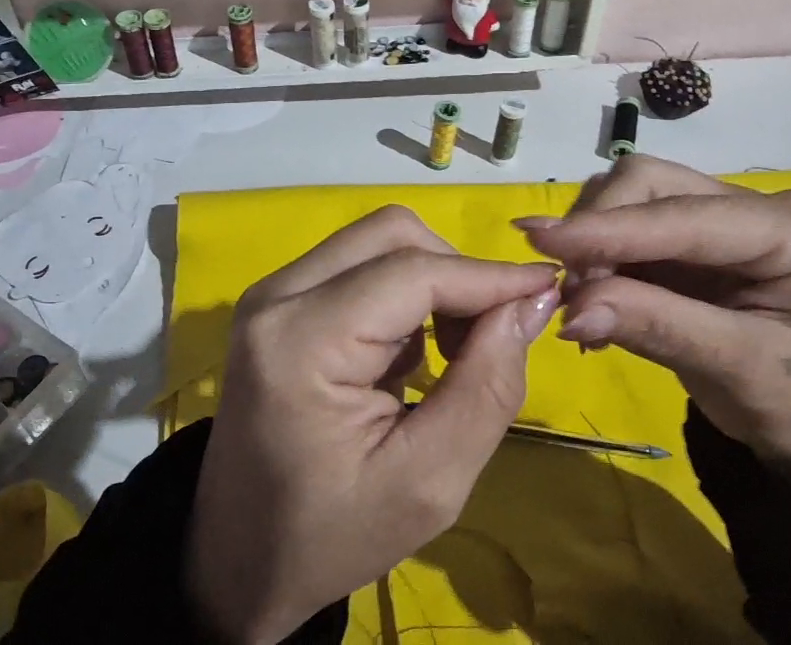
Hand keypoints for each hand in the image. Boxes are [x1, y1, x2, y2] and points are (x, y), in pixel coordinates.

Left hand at [187, 207, 559, 642]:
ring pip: (376, 242)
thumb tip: (531, 302)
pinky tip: (407, 359)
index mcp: (300, 343)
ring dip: (431, 282)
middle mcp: (276, 297)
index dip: (488, 276)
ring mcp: (271, 295)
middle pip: (391, 234)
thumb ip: (487, 388)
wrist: (239, 556)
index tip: (550, 290)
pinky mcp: (278, 303)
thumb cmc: (330, 534)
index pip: (412, 273)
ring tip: (450, 357)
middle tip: (488, 340)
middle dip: (456, 273)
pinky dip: (402, 295)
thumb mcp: (428, 484)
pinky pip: (358, 265)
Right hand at [518, 155, 790, 492]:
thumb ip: (659, 328)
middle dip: (598, 230)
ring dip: (591, 244)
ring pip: (628, 199)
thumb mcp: (744, 372)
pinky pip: (623, 233)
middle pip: (649, 184)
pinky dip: (595, 262)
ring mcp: (717, 219)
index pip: (686, 215)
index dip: (611, 228)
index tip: (539, 241)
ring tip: (578, 306)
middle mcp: (754, 206)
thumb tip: (571, 310)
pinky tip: (589, 306)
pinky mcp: (686, 243)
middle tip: (567, 294)